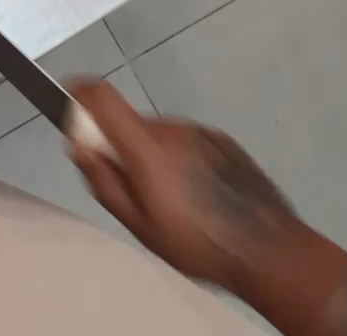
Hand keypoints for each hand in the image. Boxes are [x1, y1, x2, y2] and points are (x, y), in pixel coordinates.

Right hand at [67, 80, 311, 294]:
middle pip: (129, 121)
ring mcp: (199, 131)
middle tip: (134, 187)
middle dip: (121, 145)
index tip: (71, 106)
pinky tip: (199, 193)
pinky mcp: (222, 139)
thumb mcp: (139, 225)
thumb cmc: (198, 245)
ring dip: (153, 154)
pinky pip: (185, 140)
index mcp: (146, 147)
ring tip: (175, 198)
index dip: (80, 93)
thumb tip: (77, 145)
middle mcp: (171, 128)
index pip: (102, 96)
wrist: (275, 254)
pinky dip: (180, 158)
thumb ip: (103, 181)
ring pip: (157, 133)